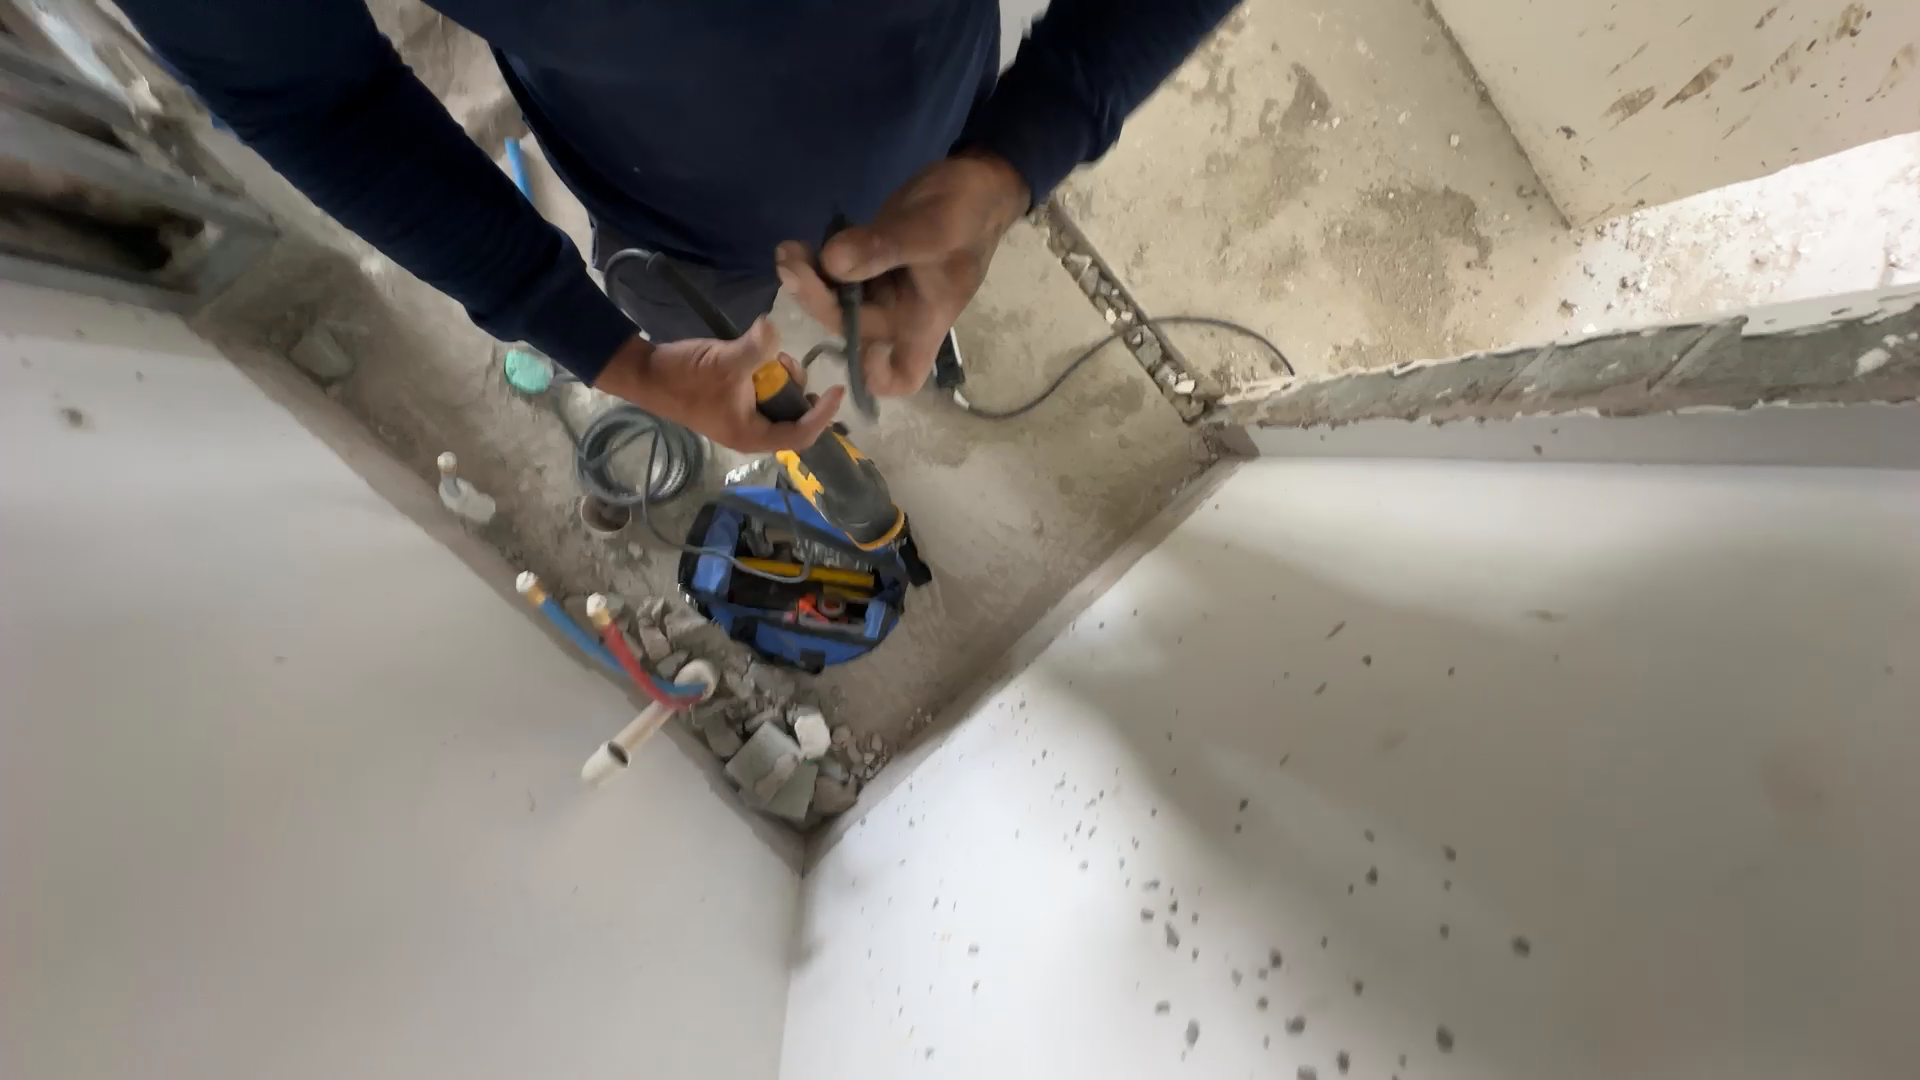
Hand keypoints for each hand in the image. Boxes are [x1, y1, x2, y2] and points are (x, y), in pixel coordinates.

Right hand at [592, 317, 843, 451]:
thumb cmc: (685, 377)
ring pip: (780, 403)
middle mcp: (751, 433)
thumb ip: (758, 347)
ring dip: (782, 379)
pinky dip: (768, 376)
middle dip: (798, 390)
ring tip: (771, 354)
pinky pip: (764, 394)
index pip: (803, 435)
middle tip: (786, 361)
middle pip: (794, 419)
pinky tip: (760, 355)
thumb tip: (774, 328)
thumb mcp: (727, 360)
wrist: (644, 373)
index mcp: (753, 435)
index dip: (823, 415)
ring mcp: (742, 419)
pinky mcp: (735, 404)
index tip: (837, 390)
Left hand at [775, 149, 1030, 396]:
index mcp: (923, 322)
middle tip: (791, 264)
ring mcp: (882, 292)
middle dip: (818, 302)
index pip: (903, 376)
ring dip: (808, 283)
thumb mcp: (931, 230)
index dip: (875, 376)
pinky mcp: (869, 265)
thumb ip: (883, 248)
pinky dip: (815, 265)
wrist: (975, 183)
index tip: (852, 348)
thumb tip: (832, 262)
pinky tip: (799, 246)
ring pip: (836, 304)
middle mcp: (899, 316)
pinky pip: (835, 276)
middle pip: (851, 332)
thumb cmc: (967, 215)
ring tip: (789, 252)